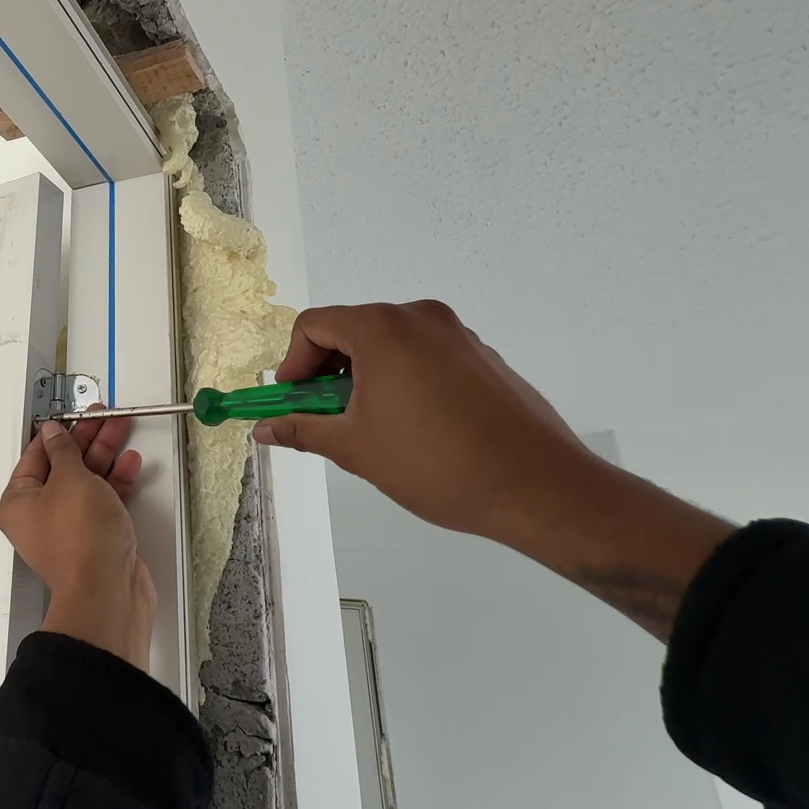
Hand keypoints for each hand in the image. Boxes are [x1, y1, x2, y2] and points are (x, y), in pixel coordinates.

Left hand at [0, 411, 155, 668]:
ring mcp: (69, 527)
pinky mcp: (95, 538)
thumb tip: (52, 431)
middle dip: (85, 438)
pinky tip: (130, 461)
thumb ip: (63, 450)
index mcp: (19, 501)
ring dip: (104, 454)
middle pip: (63, 465)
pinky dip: (116, 481)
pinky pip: (103, 501)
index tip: (73, 411)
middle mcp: (39, 514)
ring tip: (122, 426)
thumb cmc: (80, 533)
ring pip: (86, 481)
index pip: (35, 455)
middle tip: (105, 414)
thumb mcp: (70, 479)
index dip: (56, 431)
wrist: (107, 592)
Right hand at [252, 300, 594, 540]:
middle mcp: (420, 318)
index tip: (293, 401)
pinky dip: (401, 379)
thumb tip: (265, 429)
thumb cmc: (436, 464)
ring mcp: (457, 335)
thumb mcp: (354, 448)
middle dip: (326, 371)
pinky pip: (423, 356)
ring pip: (387, 344)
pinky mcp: (484, 357)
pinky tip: (412, 425)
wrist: (543, 490)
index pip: (313, 325)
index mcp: (382, 329)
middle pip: (350, 330)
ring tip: (368, 425)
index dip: (293, 363)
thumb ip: (301, 429)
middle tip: (324, 415)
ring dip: (363, 376)